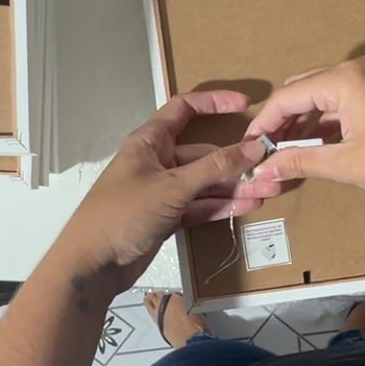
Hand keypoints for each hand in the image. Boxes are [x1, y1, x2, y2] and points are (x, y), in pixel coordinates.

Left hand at [51, 90, 278, 289]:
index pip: (184, 109)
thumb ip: (214, 168)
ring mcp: (164, 191)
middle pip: (203, 153)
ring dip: (234, 186)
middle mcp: (158, 162)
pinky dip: (222, 206)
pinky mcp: (169, 217)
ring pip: (205, 183)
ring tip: (269, 190)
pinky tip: (248, 206)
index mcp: (150, 141)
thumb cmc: (124, 213)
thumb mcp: (172, 186)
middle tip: (270, 166)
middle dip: (236, 160)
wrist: (94, 263)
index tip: (245, 104)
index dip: (214, 103)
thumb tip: (253, 148)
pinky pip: (200, 205)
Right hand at [245, 55, 364, 203]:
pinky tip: (322, 143)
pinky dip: (329, 117)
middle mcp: (359, 68)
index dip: (265, 124)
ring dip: (306, 120)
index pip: (288, 96)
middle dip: (284, 121)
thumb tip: (267, 168)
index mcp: (345, 80)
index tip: (252, 147)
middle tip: (270, 152)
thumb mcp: (345, 164)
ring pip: (324, 93)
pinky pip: (346, 96)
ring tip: (292, 152)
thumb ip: (301, 161)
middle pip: (304, 89)